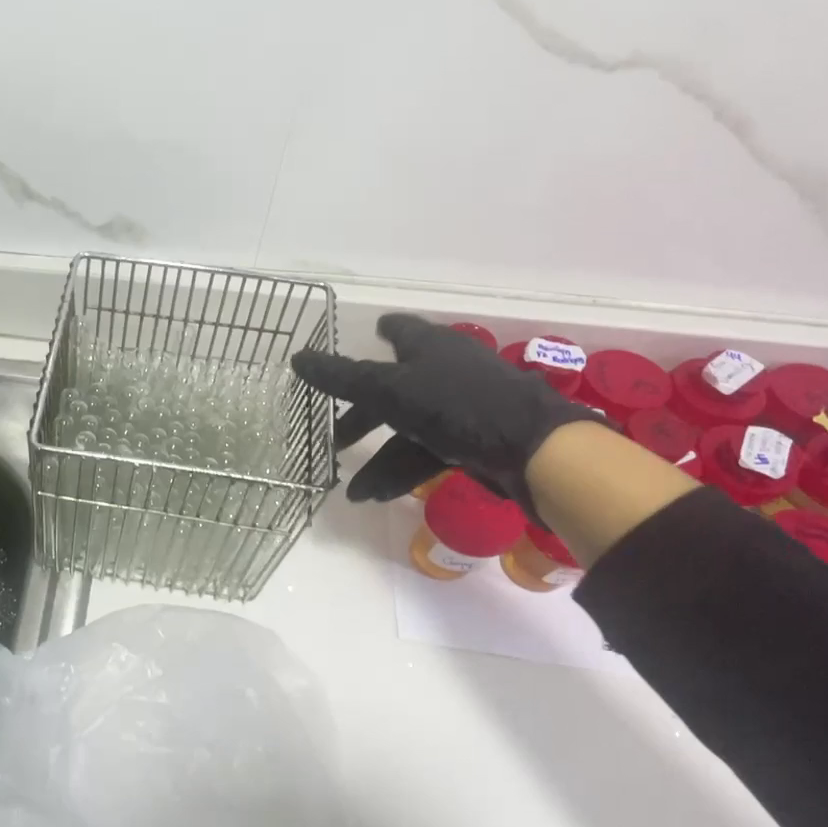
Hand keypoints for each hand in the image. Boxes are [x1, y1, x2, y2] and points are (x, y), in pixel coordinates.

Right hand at [291, 314, 602, 510]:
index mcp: (430, 348)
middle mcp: (447, 372)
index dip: (385, 331)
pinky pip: (426, 453)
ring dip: (377, 458)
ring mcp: (462, 408)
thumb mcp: (390, 391)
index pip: (402, 331)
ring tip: (353, 490)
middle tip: (336, 437)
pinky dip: (400, 473)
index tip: (373, 331)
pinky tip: (376, 495)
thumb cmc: (456, 406)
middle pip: (395, 389)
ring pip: (408, 429)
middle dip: (363, 415)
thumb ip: (342, 377)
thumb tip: (297, 358)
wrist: (530, 448)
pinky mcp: (474, 442)